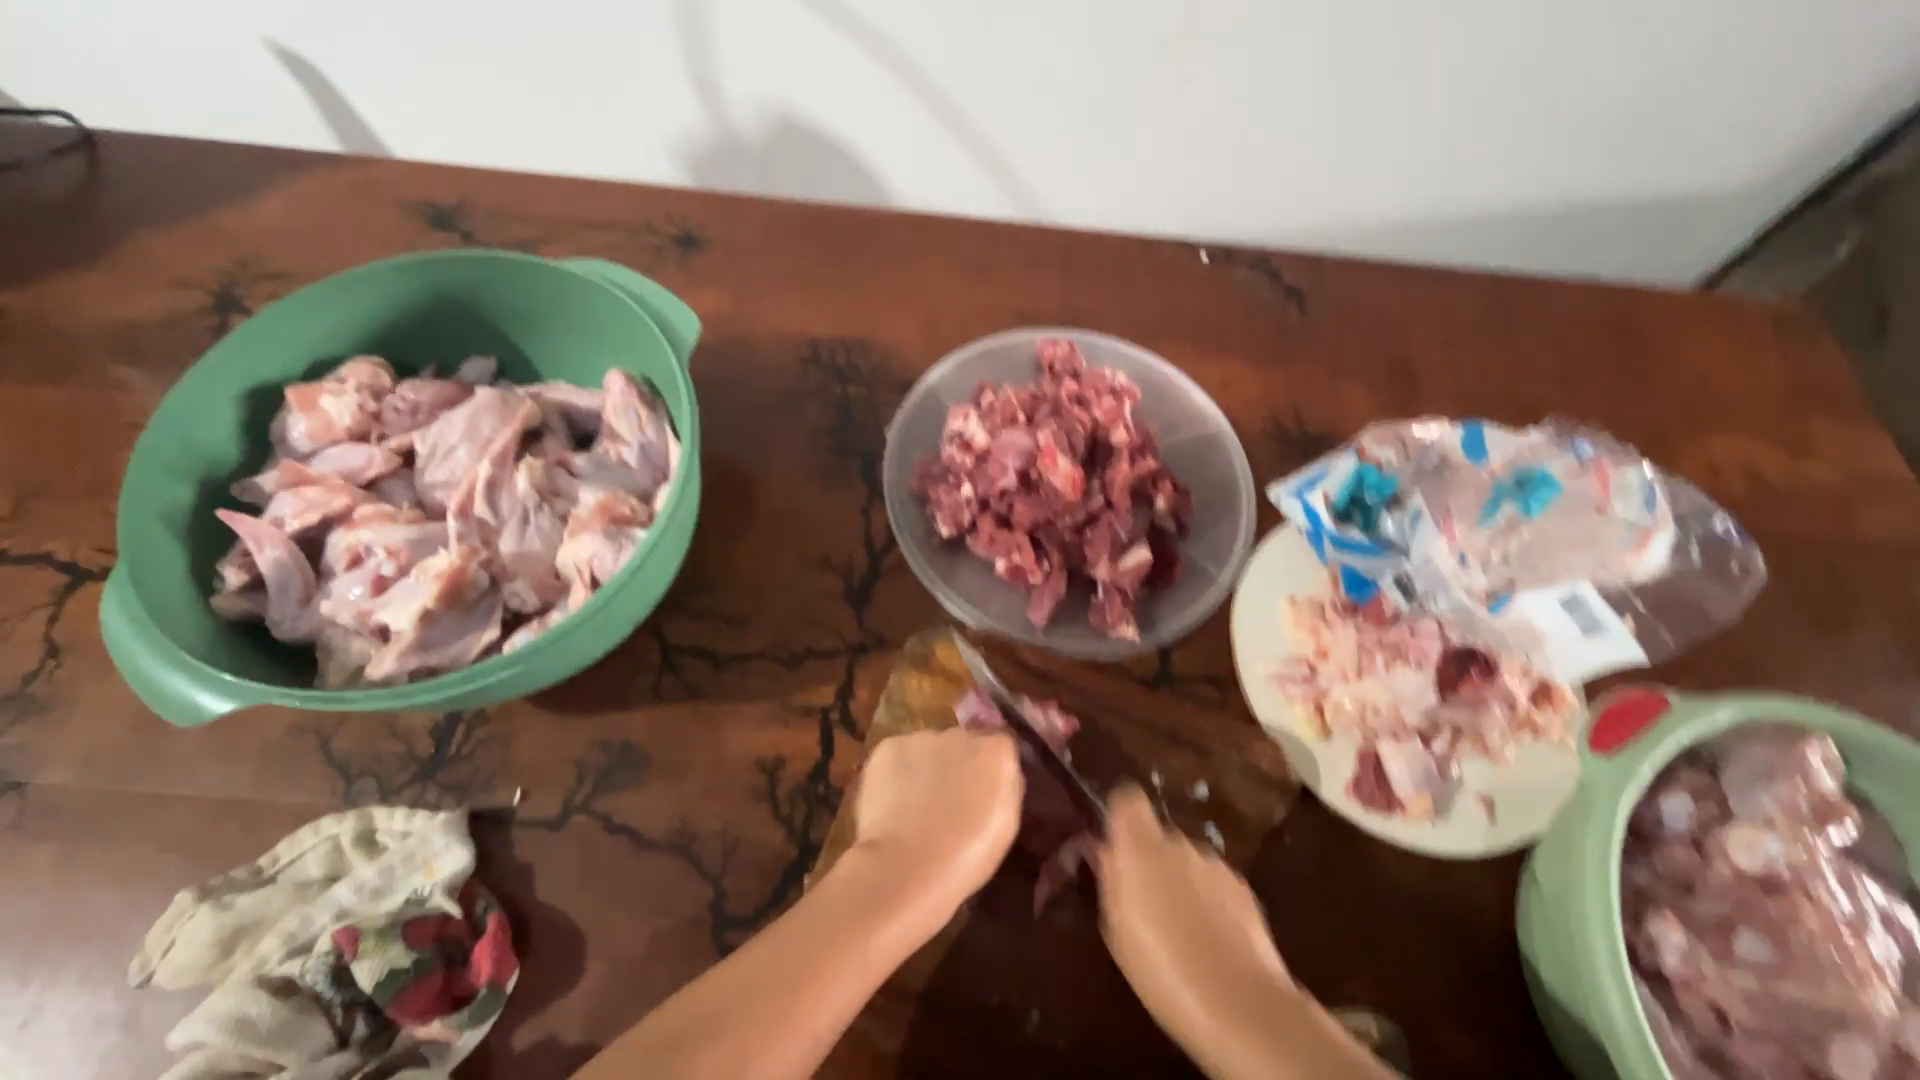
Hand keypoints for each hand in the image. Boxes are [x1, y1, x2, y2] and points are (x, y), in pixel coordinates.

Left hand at [850, 727, 1024, 912]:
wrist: (909, 865)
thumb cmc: (968, 856)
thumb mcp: (1006, 822)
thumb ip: (1003, 784)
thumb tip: (993, 773)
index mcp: (997, 751)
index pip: (997, 745)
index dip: (986, 770)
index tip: (978, 792)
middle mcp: (961, 734)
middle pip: (961, 743)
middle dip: (956, 765)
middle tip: (946, 801)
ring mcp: (921, 737)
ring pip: (926, 749)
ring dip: (925, 768)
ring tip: (914, 807)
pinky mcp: (887, 747)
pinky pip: (897, 756)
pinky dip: (896, 774)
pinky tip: (892, 803)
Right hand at [1097, 784, 1291, 1044]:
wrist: (1239, 1004)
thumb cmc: (1160, 968)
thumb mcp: (1116, 928)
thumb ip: (1111, 881)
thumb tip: (1108, 855)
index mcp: (1139, 846)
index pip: (1127, 798)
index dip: (1120, 815)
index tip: (1115, 845)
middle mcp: (1179, 844)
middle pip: (1158, 837)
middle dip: (1150, 862)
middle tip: (1143, 906)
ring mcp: (1216, 865)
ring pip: (1188, 863)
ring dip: (1180, 884)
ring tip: (1179, 933)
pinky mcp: (1245, 889)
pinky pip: (1214, 885)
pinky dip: (1208, 903)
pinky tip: (1209, 944)